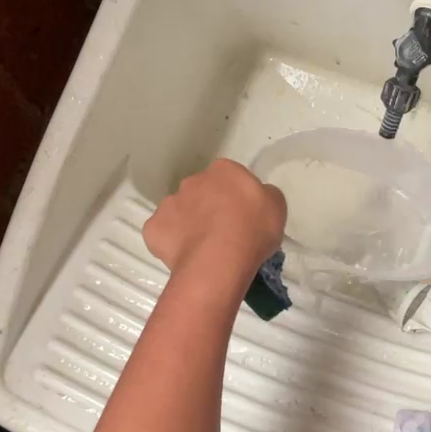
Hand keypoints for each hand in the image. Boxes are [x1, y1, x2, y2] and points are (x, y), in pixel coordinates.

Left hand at [144, 159, 285, 279]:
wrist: (218, 261)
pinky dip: (172, 242)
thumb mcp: (277, 207)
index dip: (238, 197)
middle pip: (203, 191)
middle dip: (210, 207)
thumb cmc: (253, 230)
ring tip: (205, 249)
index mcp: (224, 170)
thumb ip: (265, 195)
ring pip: (181, 211)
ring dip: (190, 224)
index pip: (231, 177)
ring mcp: (169, 203)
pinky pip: (163, 233)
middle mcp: (193, 180)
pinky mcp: (154, 228)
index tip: (245, 216)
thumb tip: (258, 196)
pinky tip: (186, 257)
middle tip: (225, 232)